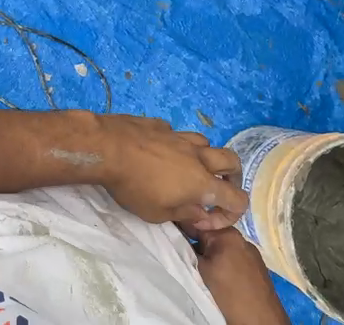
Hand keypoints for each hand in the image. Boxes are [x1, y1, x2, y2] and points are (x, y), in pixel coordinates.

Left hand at [95, 116, 248, 231]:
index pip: (237, 198)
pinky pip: (176, 133)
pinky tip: (160, 152)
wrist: (105, 146)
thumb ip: (186, 213)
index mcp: (202, 181)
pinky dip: (176, 144)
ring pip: (205, 142)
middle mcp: (196, 155)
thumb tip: (202, 213)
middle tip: (216, 188)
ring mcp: (177, 135)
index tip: (207, 219)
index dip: (230, 214)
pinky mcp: (158, 123)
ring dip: (204, 157)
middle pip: (232, 160)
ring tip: (188, 169)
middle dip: (231, 177)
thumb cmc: (132, 185)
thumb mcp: (159, 213)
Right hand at [185, 226, 289, 324]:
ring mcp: (252, 252)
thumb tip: (177, 236)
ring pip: (224, 247)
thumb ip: (188, 248)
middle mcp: (241, 237)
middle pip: (211, 235)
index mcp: (226, 233)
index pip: (196, 223)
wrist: (261, 321)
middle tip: (191, 259)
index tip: (173, 238)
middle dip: (200, 245)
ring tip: (208, 271)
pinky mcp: (259, 266)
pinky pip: (236, 257)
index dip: (181, 229)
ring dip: (214, 255)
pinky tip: (225, 278)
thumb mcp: (200, 269)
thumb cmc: (228, 292)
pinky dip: (228, 263)